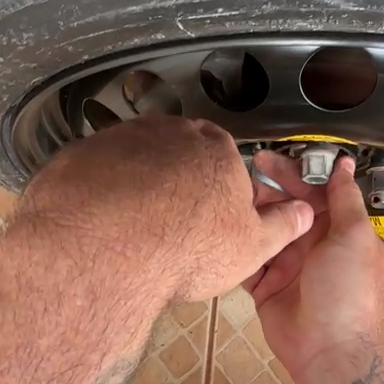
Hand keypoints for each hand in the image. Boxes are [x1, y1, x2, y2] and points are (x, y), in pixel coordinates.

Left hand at [9, 115, 313, 304]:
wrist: (105, 251)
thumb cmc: (187, 250)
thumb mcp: (250, 248)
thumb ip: (281, 226)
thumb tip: (305, 213)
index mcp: (217, 150)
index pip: (225, 161)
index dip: (217, 192)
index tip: (208, 221)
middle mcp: (169, 132)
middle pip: (178, 154)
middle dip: (176, 182)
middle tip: (169, 225)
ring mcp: (120, 138)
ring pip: (134, 158)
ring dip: (135, 183)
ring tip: (130, 227)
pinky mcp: (79, 154)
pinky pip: (95, 170)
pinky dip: (98, 189)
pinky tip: (97, 221)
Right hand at [244, 151, 383, 383]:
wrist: (331, 350)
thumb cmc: (350, 291)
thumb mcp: (355, 236)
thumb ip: (344, 198)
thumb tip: (344, 164)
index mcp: (341, 231)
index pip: (314, 193)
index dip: (292, 174)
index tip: (268, 159)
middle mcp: (315, 246)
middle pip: (286, 210)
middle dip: (265, 192)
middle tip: (238, 175)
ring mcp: (290, 267)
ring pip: (265, 233)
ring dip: (248, 217)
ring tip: (225, 200)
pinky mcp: (267, 288)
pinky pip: (249, 263)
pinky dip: (237, 249)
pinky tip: (221, 231)